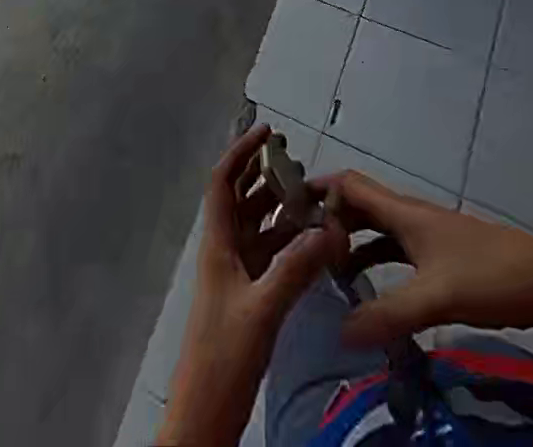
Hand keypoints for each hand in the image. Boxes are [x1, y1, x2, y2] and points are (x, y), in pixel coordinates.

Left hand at [159, 125, 342, 446]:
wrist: (209, 402)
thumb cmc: (225, 352)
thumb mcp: (262, 309)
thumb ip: (293, 270)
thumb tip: (323, 230)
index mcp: (217, 243)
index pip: (223, 183)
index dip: (240, 153)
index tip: (266, 131)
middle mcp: (224, 249)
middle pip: (241, 199)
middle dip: (263, 174)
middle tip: (295, 157)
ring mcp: (237, 271)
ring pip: (258, 225)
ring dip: (279, 207)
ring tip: (310, 191)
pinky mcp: (251, 292)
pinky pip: (271, 254)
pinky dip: (289, 241)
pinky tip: (313, 238)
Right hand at [309, 170, 532, 346]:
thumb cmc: (492, 276)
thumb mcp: (436, 298)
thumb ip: (387, 314)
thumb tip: (339, 333)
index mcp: (402, 212)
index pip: (347, 184)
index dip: (317, 188)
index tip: (288, 207)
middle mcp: (409, 216)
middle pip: (357, 204)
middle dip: (327, 217)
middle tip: (300, 242)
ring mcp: (427, 235)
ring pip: (375, 227)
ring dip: (349, 239)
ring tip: (325, 265)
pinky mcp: (442, 255)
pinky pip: (394, 247)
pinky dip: (373, 257)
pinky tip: (368, 284)